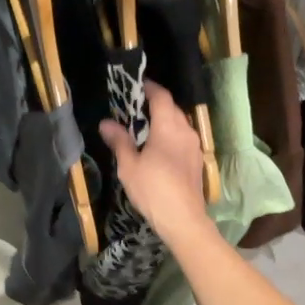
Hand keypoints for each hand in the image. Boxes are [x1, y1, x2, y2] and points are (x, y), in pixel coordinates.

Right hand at [99, 81, 209, 240]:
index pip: (161, 97)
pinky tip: (160, 148)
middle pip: (173, 109)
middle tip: (137, 108)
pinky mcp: (198, 161)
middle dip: (157, 104)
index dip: (150, 88)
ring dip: (166, 121)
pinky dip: (172, 136)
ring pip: (181, 124)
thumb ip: (120, 142)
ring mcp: (195, 147)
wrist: (183, 219)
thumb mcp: (129, 166)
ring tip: (147, 127)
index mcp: (168, 127)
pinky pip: (184, 139)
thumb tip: (106, 123)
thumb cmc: (153, 190)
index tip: (137, 85)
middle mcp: (186, 131)